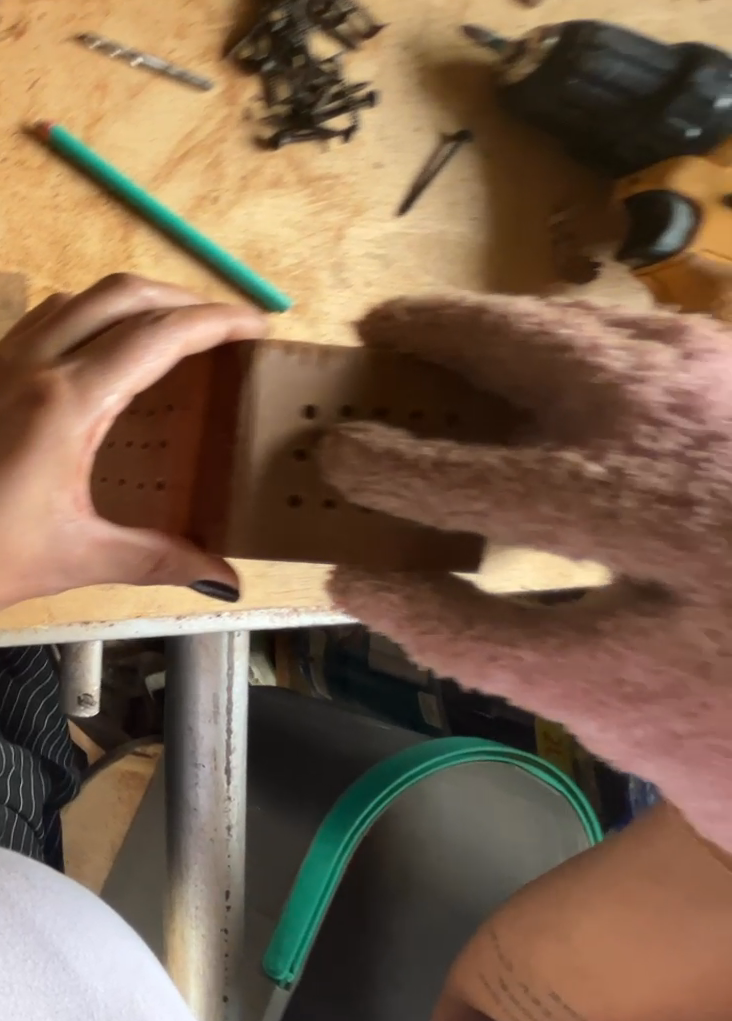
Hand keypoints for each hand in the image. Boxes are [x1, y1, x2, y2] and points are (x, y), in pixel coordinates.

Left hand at [0, 273, 266, 636]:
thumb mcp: (68, 558)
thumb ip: (153, 557)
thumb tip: (221, 578)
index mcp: (62, 401)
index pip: (157, 334)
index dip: (217, 321)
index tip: (258, 328)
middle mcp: (25, 368)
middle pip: (115, 295)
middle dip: (176, 297)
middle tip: (218, 328)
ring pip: (66, 304)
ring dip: (119, 304)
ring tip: (157, 337)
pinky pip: (30, 330)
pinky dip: (73, 325)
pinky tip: (83, 366)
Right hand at [319, 294, 731, 848]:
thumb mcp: (590, 695)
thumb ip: (456, 633)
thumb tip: (349, 579)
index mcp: (668, 524)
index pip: (486, 481)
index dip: (392, 468)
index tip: (329, 455)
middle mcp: (720, 447)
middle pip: (568, 352)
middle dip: (457, 331)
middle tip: (380, 325)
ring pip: (633, 332)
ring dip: (527, 326)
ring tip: (455, 332)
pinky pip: (680, 348)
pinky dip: (597, 340)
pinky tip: (556, 359)